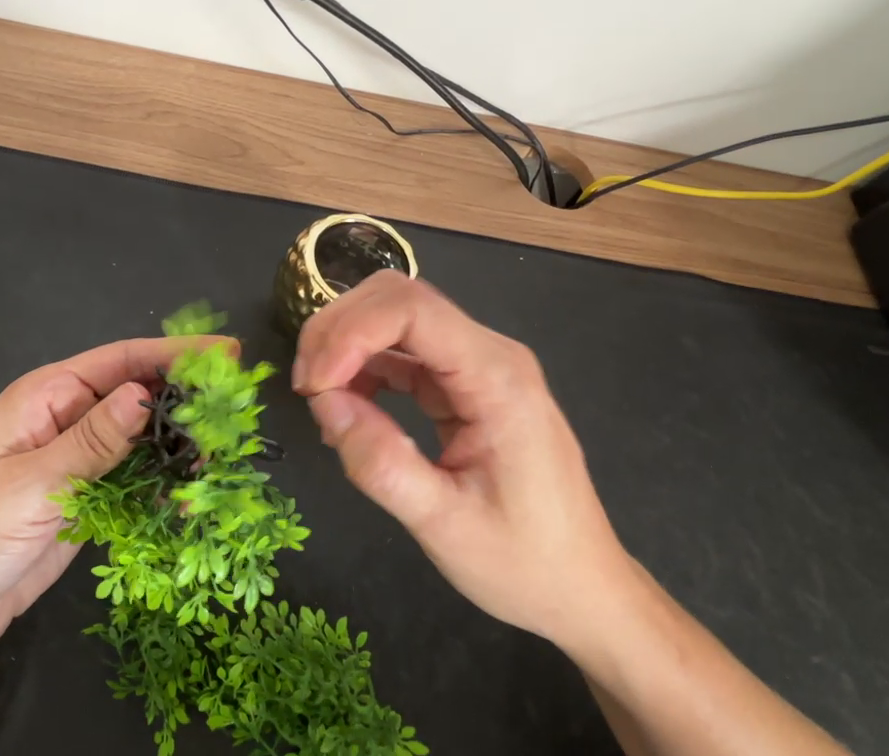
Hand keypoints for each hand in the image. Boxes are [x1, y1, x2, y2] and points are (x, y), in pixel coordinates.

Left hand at [0, 335, 222, 662]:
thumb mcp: (29, 486)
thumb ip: (91, 442)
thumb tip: (145, 392)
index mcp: (46, 397)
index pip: (121, 361)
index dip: (176, 354)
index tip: (230, 356)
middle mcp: (65, 420)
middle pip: (137, 397)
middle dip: (186, 401)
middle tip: (237, 418)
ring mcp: (75, 463)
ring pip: (140, 442)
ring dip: (179, 448)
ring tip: (224, 460)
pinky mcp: (82, 503)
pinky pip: (131, 483)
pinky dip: (160, 487)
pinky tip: (188, 499)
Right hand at [291, 270, 632, 643]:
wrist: (582, 588)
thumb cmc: (523, 562)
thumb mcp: (443, 525)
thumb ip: (381, 463)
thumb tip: (324, 404)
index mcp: (497, 378)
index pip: (412, 309)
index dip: (350, 333)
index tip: (314, 386)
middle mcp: (489, 355)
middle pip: (398, 299)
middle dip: (339, 330)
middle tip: (306, 389)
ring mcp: (477, 365)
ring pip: (395, 318)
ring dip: (346, 345)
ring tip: (318, 399)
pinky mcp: (463, 384)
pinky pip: (402, 352)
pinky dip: (363, 368)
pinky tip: (346, 406)